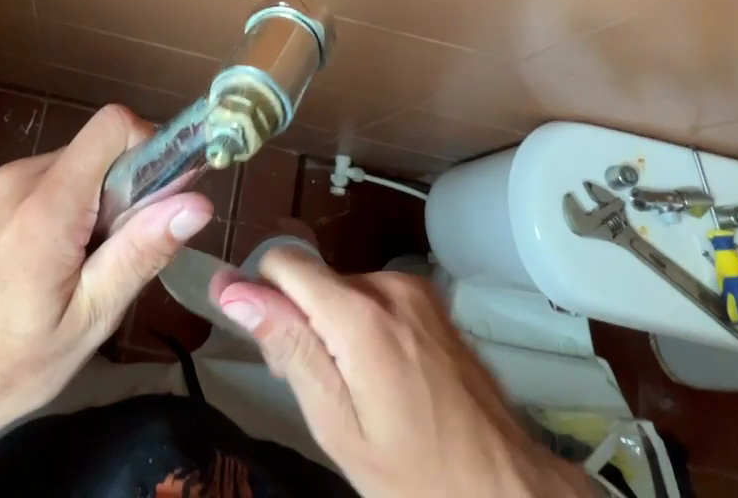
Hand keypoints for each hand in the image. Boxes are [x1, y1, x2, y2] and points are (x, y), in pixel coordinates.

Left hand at [0, 104, 213, 497]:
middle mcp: (21, 177)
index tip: (169, 199)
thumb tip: (198, 203)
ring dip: (103, 205)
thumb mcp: (90, 317)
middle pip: (101, 150)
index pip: (113, 127)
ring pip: (80, 168)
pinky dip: (76, 210)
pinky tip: (63, 266)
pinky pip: (54, 183)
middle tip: (125, 257)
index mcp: (47, 202)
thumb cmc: (10, 365)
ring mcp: (1, 187)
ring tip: (90, 271)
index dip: (153, 149)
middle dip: (130, 191)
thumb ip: (142, 251)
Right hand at [211, 249, 591, 497]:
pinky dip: (362, 324)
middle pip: (313, 280)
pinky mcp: (432, 301)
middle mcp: (388, 285)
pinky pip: (373, 296)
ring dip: (330, 325)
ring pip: (341, 288)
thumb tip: (233, 289)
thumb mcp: (336, 422)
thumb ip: (288, 345)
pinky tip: (380, 376)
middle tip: (316, 387)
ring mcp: (416, 290)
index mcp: (360, 313)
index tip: (264, 339)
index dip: (261, 292)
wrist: (505, 485)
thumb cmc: (413, 471)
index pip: (283, 261)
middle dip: (299, 320)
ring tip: (353, 389)